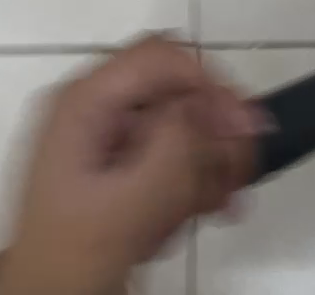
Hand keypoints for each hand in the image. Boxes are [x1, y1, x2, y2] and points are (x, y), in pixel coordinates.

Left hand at [0, 36, 258, 294]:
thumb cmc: (73, 257)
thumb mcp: (128, 203)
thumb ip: (176, 147)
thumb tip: (224, 106)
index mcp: (85, 100)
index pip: (160, 57)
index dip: (207, 82)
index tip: (241, 127)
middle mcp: (97, 105)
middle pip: (175, 88)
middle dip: (212, 131)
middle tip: (238, 173)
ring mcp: (107, 133)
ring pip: (180, 120)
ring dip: (208, 160)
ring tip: (220, 202)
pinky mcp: (121, 162)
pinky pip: (172, 150)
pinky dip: (194, 176)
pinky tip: (198, 209)